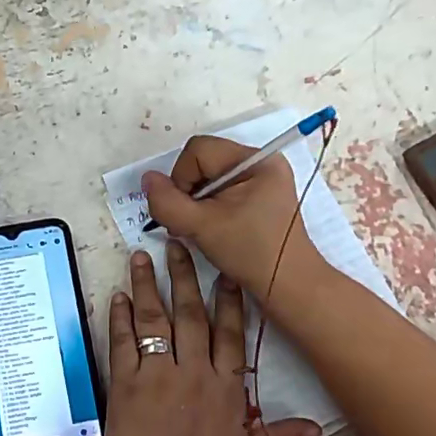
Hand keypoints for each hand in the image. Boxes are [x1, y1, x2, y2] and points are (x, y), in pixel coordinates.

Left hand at [80, 245, 320, 435]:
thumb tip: (320, 431)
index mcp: (226, 389)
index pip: (230, 334)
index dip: (229, 301)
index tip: (227, 272)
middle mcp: (193, 372)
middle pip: (191, 314)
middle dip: (186, 276)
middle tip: (178, 243)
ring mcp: (157, 373)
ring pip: (155, 318)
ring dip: (148, 284)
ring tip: (142, 255)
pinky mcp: (126, 381)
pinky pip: (124, 340)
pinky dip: (120, 316)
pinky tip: (118, 295)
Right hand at [142, 136, 330, 292]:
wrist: (289, 285)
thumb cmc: (249, 252)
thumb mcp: (200, 226)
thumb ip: (166, 201)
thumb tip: (147, 178)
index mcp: (255, 160)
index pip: (198, 150)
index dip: (181, 177)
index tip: (185, 211)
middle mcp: (262, 161)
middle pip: (204, 160)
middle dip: (188, 189)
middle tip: (188, 222)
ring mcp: (263, 178)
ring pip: (210, 175)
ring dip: (196, 200)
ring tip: (198, 227)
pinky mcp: (260, 195)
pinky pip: (223, 187)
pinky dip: (209, 205)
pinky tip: (210, 227)